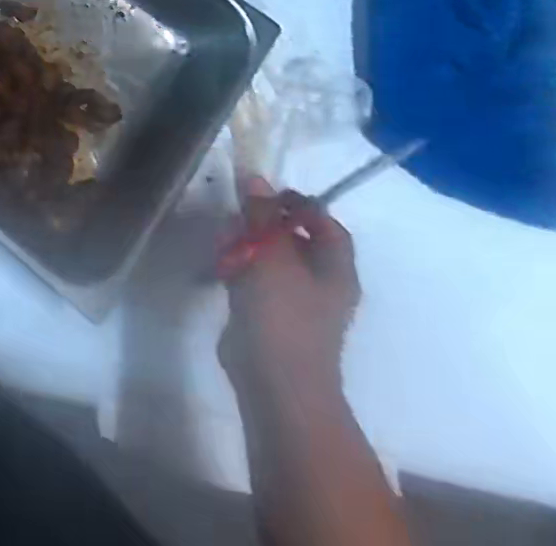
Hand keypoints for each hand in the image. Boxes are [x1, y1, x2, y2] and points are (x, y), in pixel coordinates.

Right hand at [219, 175, 359, 395]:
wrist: (274, 377)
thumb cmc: (283, 312)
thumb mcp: (272, 255)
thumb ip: (262, 216)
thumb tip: (255, 178)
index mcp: (336, 268)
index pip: (324, 223)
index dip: (296, 204)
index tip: (261, 194)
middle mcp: (321, 282)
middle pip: (294, 238)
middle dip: (262, 225)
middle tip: (235, 220)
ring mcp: (294, 300)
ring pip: (270, 258)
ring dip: (245, 246)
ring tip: (222, 246)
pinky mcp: (268, 313)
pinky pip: (254, 279)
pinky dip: (238, 268)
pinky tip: (219, 268)